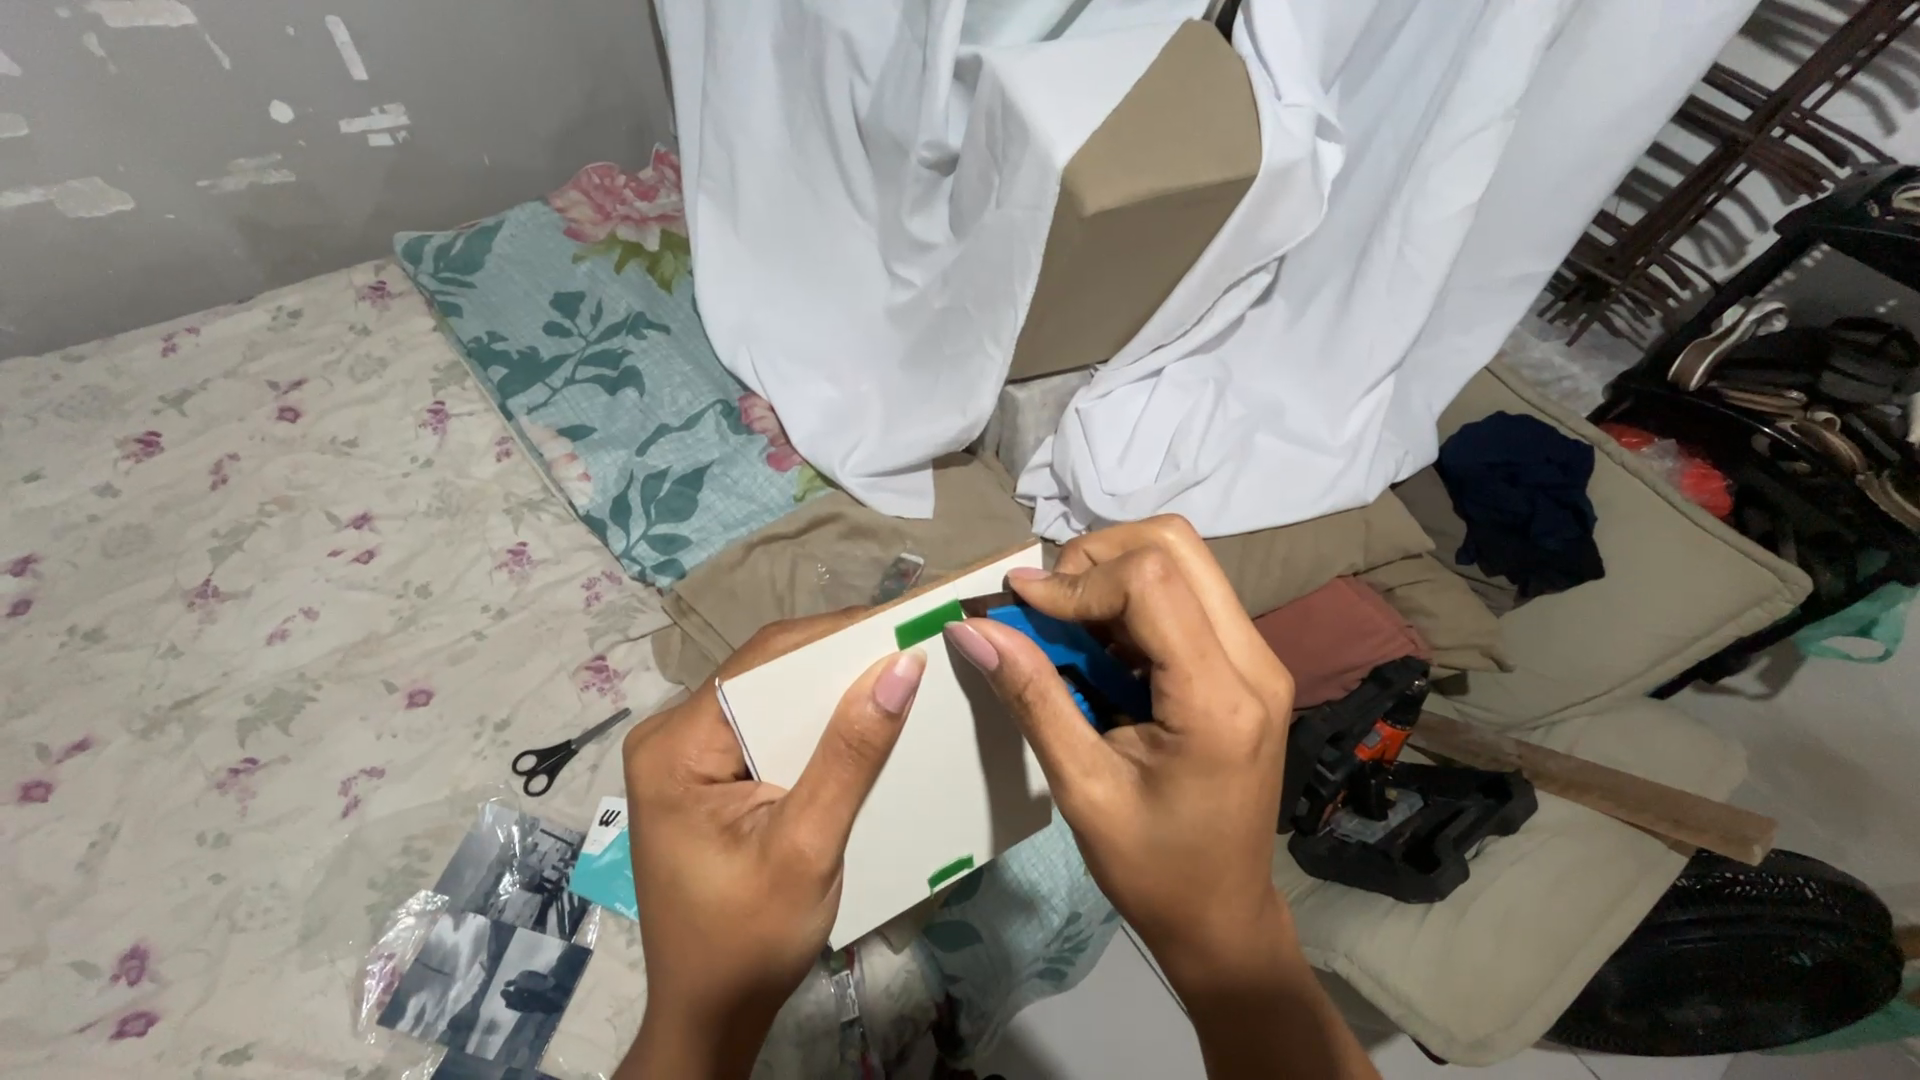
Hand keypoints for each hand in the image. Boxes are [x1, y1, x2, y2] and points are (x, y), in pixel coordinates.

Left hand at [618, 612, 926, 1078]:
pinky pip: (770, 727)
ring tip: (896, 673)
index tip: (903, 623)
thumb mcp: (807, 846)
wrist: (711, 1013)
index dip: (836, 636)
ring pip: (772, 696)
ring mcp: (689, 755)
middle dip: (837, 659)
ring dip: (831, 689)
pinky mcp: (710, 775)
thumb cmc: (749, 939)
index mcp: (675, 745)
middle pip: (766, 673)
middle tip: (909, 645)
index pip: (764, 662)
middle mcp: (673, 735)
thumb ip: (851, 754)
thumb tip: (900, 667)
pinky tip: (861, 718)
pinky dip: (817, 722)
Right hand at [942, 516, 1297, 989]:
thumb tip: (972, 628)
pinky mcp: (1247, 665)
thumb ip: (1032, 695)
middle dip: (1096, 557)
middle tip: (1048, 606)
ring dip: (1113, 574)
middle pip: (1175, 544)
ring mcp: (1258, 659)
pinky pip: (1187, 594)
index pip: (1150, 580)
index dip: (1074, 580)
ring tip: (1069, 626)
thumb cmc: (1153, 868)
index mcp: (1218, 699)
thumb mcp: (1080, 787)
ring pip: (1183, 559)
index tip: (1018, 606)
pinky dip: (1132, 599)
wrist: (1223, 915)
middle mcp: (1254, 661)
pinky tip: (1100, 647)